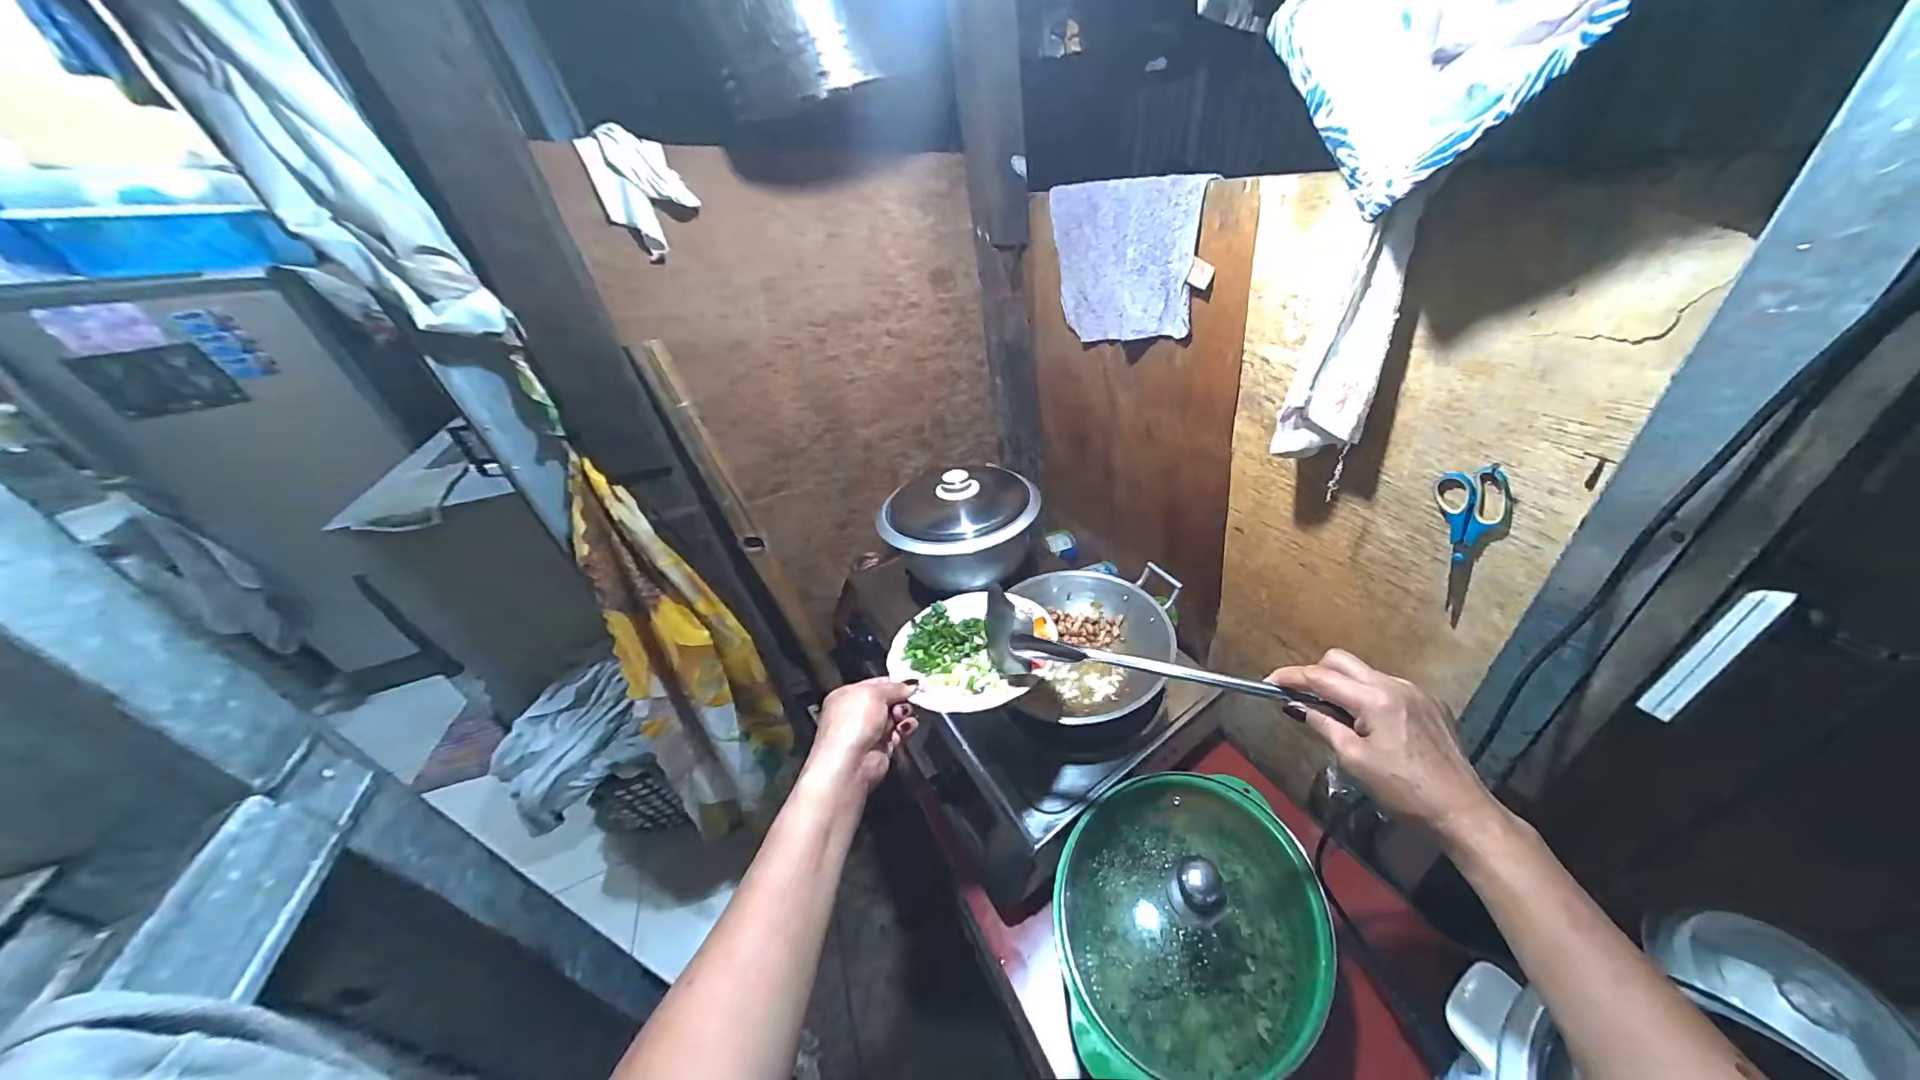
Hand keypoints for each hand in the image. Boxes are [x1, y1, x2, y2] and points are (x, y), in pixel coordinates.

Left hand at [800, 677, 918, 794]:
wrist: (850, 764)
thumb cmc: (854, 723)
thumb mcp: (874, 693)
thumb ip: (894, 687)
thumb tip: (911, 685)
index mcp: (848, 695)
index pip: (876, 683)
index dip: (894, 683)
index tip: (912, 683)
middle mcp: (856, 713)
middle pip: (888, 700)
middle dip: (900, 700)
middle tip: (903, 704)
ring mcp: (869, 731)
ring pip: (895, 717)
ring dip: (903, 716)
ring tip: (902, 718)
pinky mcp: (881, 747)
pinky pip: (898, 733)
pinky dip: (904, 730)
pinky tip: (904, 730)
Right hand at [1268, 649, 1495, 836]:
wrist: (1463, 812)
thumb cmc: (1403, 790)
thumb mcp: (1353, 759)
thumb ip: (1322, 724)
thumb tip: (1295, 706)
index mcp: (1376, 698)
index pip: (1321, 676)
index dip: (1290, 677)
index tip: (1268, 682)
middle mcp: (1396, 685)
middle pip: (1341, 661)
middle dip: (1315, 674)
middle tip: (1300, 698)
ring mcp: (1416, 692)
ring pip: (1363, 673)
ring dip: (1341, 685)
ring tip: (1332, 714)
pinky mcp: (1429, 704)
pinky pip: (1385, 686)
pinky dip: (1365, 695)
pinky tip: (1365, 722)